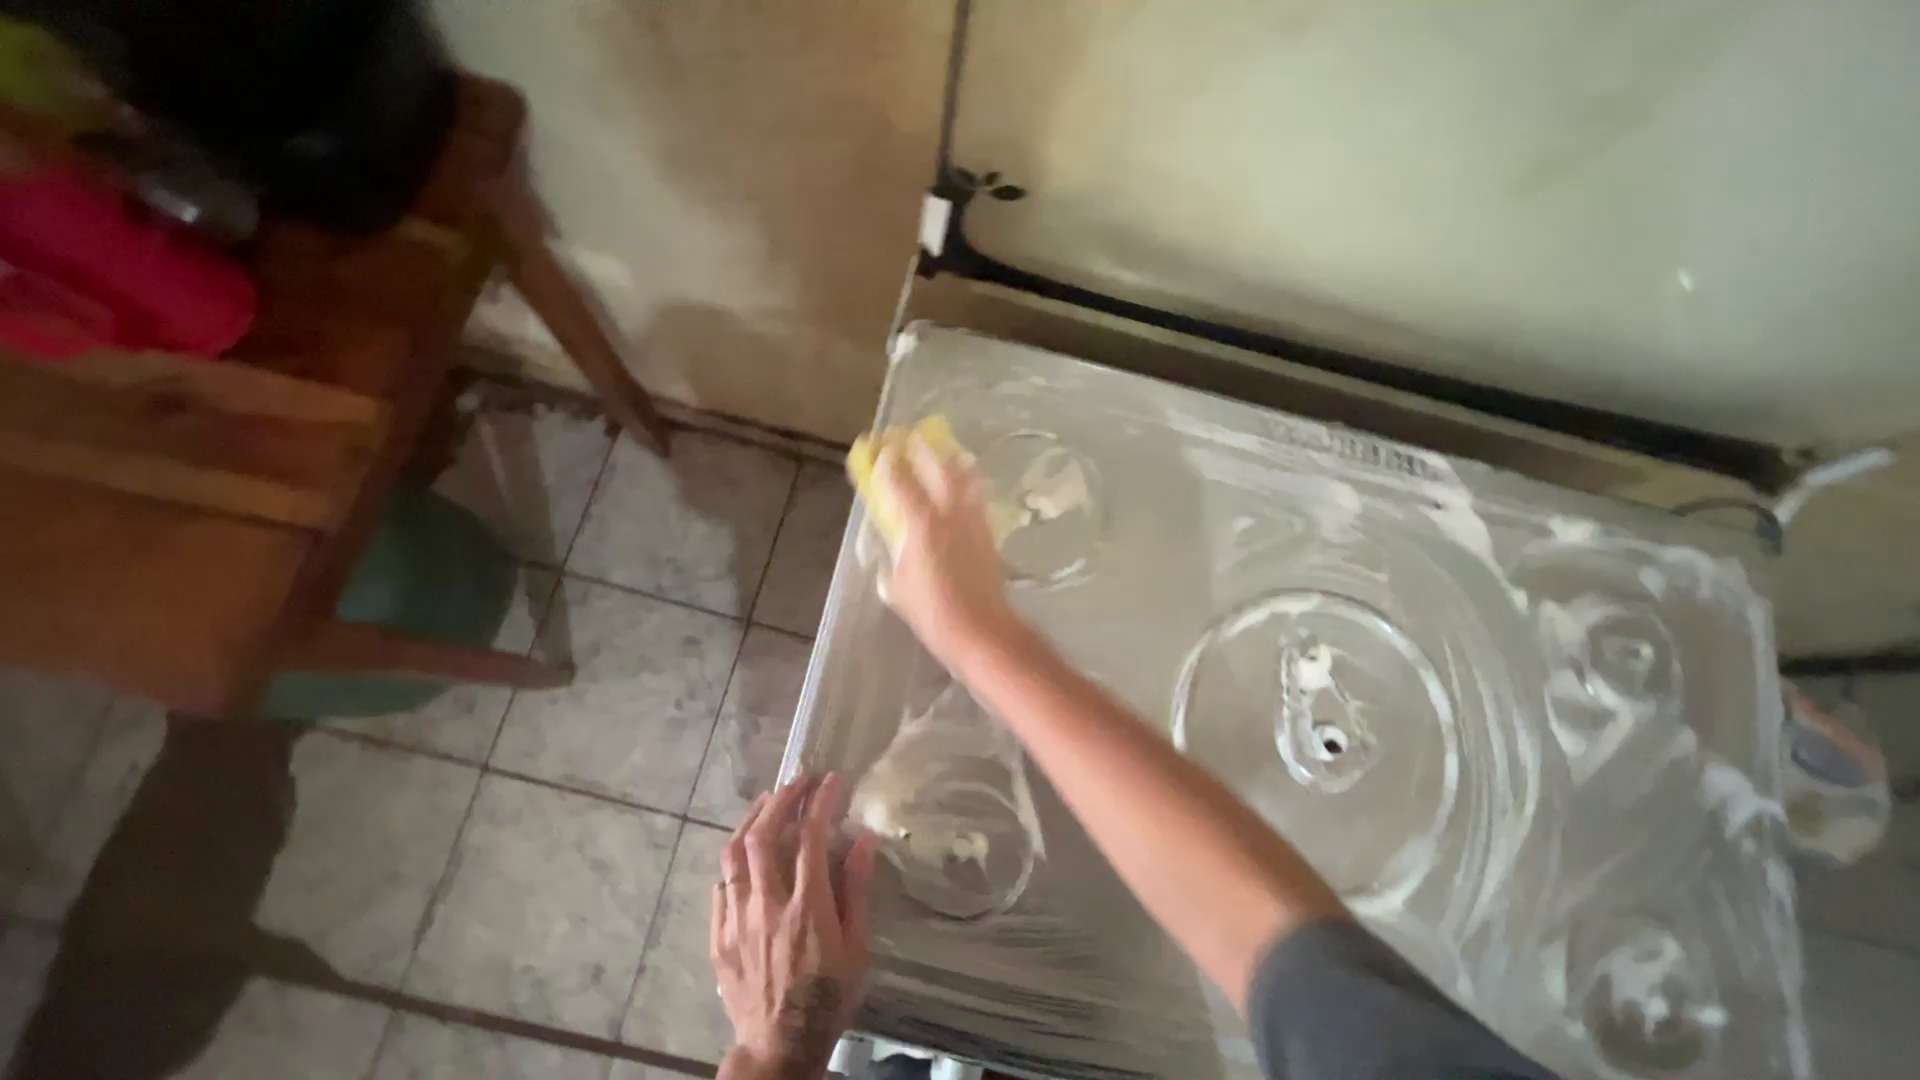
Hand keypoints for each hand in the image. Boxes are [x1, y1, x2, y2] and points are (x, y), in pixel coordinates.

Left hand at [712, 774, 878, 1079]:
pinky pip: (720, 886)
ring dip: (751, 819)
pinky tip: (745, 852)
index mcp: (807, 907)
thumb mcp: (857, 948)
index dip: (820, 801)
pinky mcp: (719, 936)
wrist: (780, 1046)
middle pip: (764, 836)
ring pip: (734, 854)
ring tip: (769, 801)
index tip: (832, 780)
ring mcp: (737, 920)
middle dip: (782, 799)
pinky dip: (734, 859)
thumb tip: (863, 840)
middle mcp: (767, 905)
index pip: (810, 838)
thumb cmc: (829, 997)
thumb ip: (857, 891)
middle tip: (799, 779)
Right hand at [872, 436, 1020, 665]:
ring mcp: (974, 523)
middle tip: (914, 439)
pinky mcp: (989, 535)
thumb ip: (899, 555)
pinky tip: (967, 487)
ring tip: (947, 453)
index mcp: (922, 525)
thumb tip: (898, 542)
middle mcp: (950, 515)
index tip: (882, 452)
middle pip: (940, 470)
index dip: (890, 465)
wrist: (982, 631)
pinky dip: (969, 486)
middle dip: (924, 451)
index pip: (902, 483)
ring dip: (953, 463)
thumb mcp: (901, 586)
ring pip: (966, 480)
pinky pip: (978, 499)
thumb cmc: (934, 614)